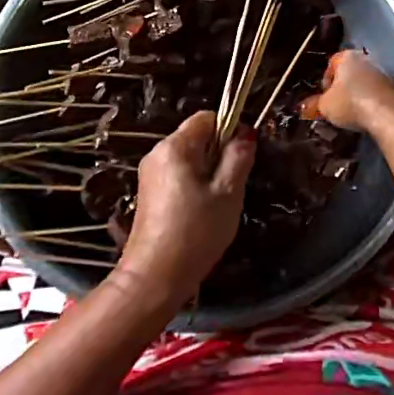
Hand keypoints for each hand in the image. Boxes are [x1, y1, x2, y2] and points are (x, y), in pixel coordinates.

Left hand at [117, 111, 254, 303]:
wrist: (155, 276)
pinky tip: (200, 214)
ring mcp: (149, 173)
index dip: (228, 129)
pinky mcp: (147, 193)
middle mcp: (157, 153)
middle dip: (218, 154)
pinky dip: (193, 186)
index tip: (242, 155)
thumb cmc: (196, 232)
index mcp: (175, 146)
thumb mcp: (228, 194)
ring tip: (218, 204)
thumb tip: (245, 132)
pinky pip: (176, 176)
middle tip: (232, 186)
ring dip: (207, 173)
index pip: (205, 118)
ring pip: (187, 159)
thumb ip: (238, 158)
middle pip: (196, 138)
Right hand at [299, 49, 393, 132]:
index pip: (330, 64)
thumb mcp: (325, 106)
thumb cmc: (351, 103)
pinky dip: (371, 103)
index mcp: (346, 56)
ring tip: (351, 114)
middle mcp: (366, 59)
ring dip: (357, 96)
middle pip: (349, 73)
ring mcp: (383, 73)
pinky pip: (377, 94)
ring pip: (364, 83)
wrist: (390, 115)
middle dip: (341, 88)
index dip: (324, 82)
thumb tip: (303, 108)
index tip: (322, 97)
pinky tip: (367, 117)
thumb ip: (313, 105)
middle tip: (335, 106)